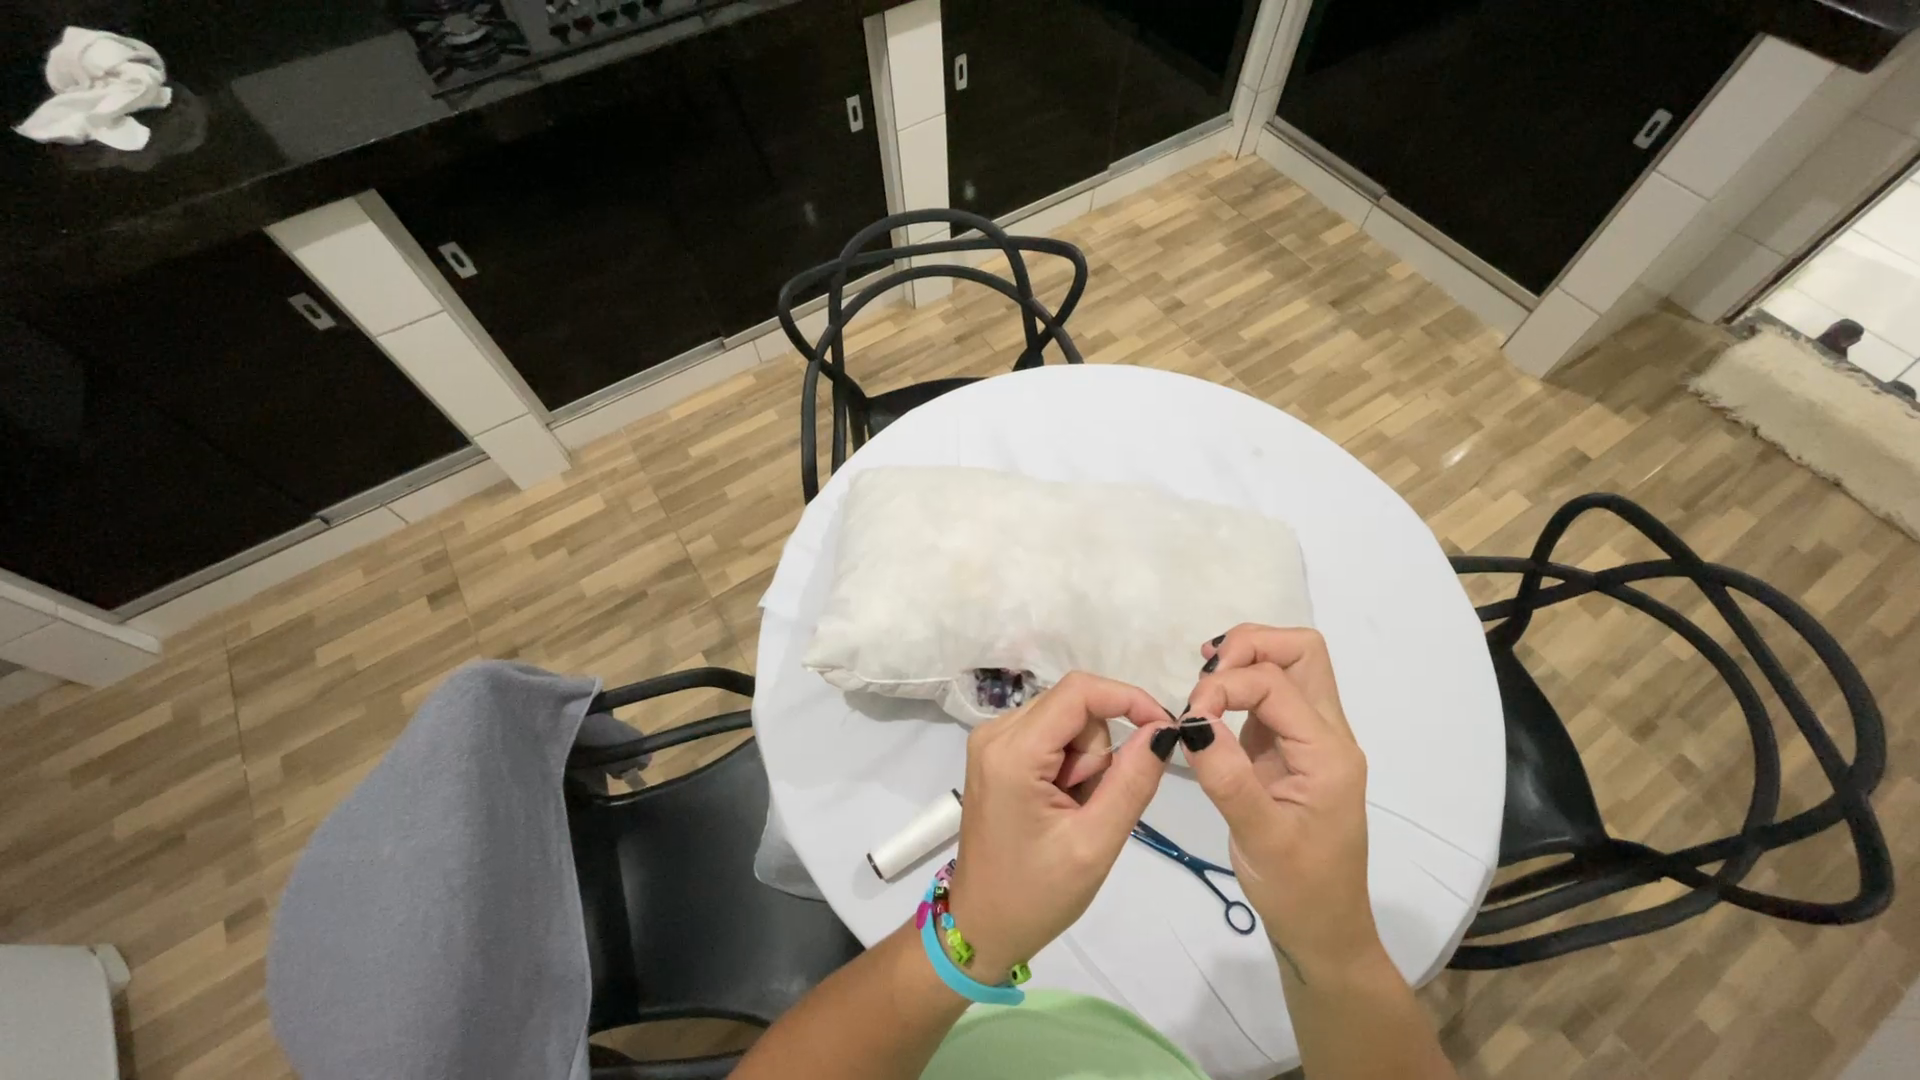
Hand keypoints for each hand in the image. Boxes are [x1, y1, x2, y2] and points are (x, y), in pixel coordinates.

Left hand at [944, 672, 1174, 980]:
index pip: (1080, 691)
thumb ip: (1132, 780)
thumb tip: (1163, 728)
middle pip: (1074, 707)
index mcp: (1012, 751)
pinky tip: (1060, 806)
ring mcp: (992, 741)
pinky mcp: (997, 754)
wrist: (982, 926)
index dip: (1128, 698)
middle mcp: (995, 732)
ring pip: (1067, 723)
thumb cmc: (1036, 894)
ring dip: (1084, 763)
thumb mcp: (1095, 842)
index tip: (1164, 730)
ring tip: (1071, 813)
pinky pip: (1051, 737)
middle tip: (1089, 807)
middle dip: (1098, 752)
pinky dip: (1068, 767)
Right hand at [1181, 626, 1379, 980]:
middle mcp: (1328, 735)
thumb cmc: (1297, 889)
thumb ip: (1228, 775)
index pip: (1275, 683)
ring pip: (1291, 664)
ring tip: (1204, 683)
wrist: (1323, 927)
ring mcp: (1311, 738)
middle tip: (1205, 674)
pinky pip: (1274, 693)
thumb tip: (1193, 720)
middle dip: (1249, 645)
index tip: (1188, 718)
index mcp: (1328, 753)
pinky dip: (1242, 682)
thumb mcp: (1259, 837)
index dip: (1225, 685)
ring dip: (1246, 658)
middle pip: (1302, 651)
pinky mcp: (1291, 747)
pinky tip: (1211, 699)